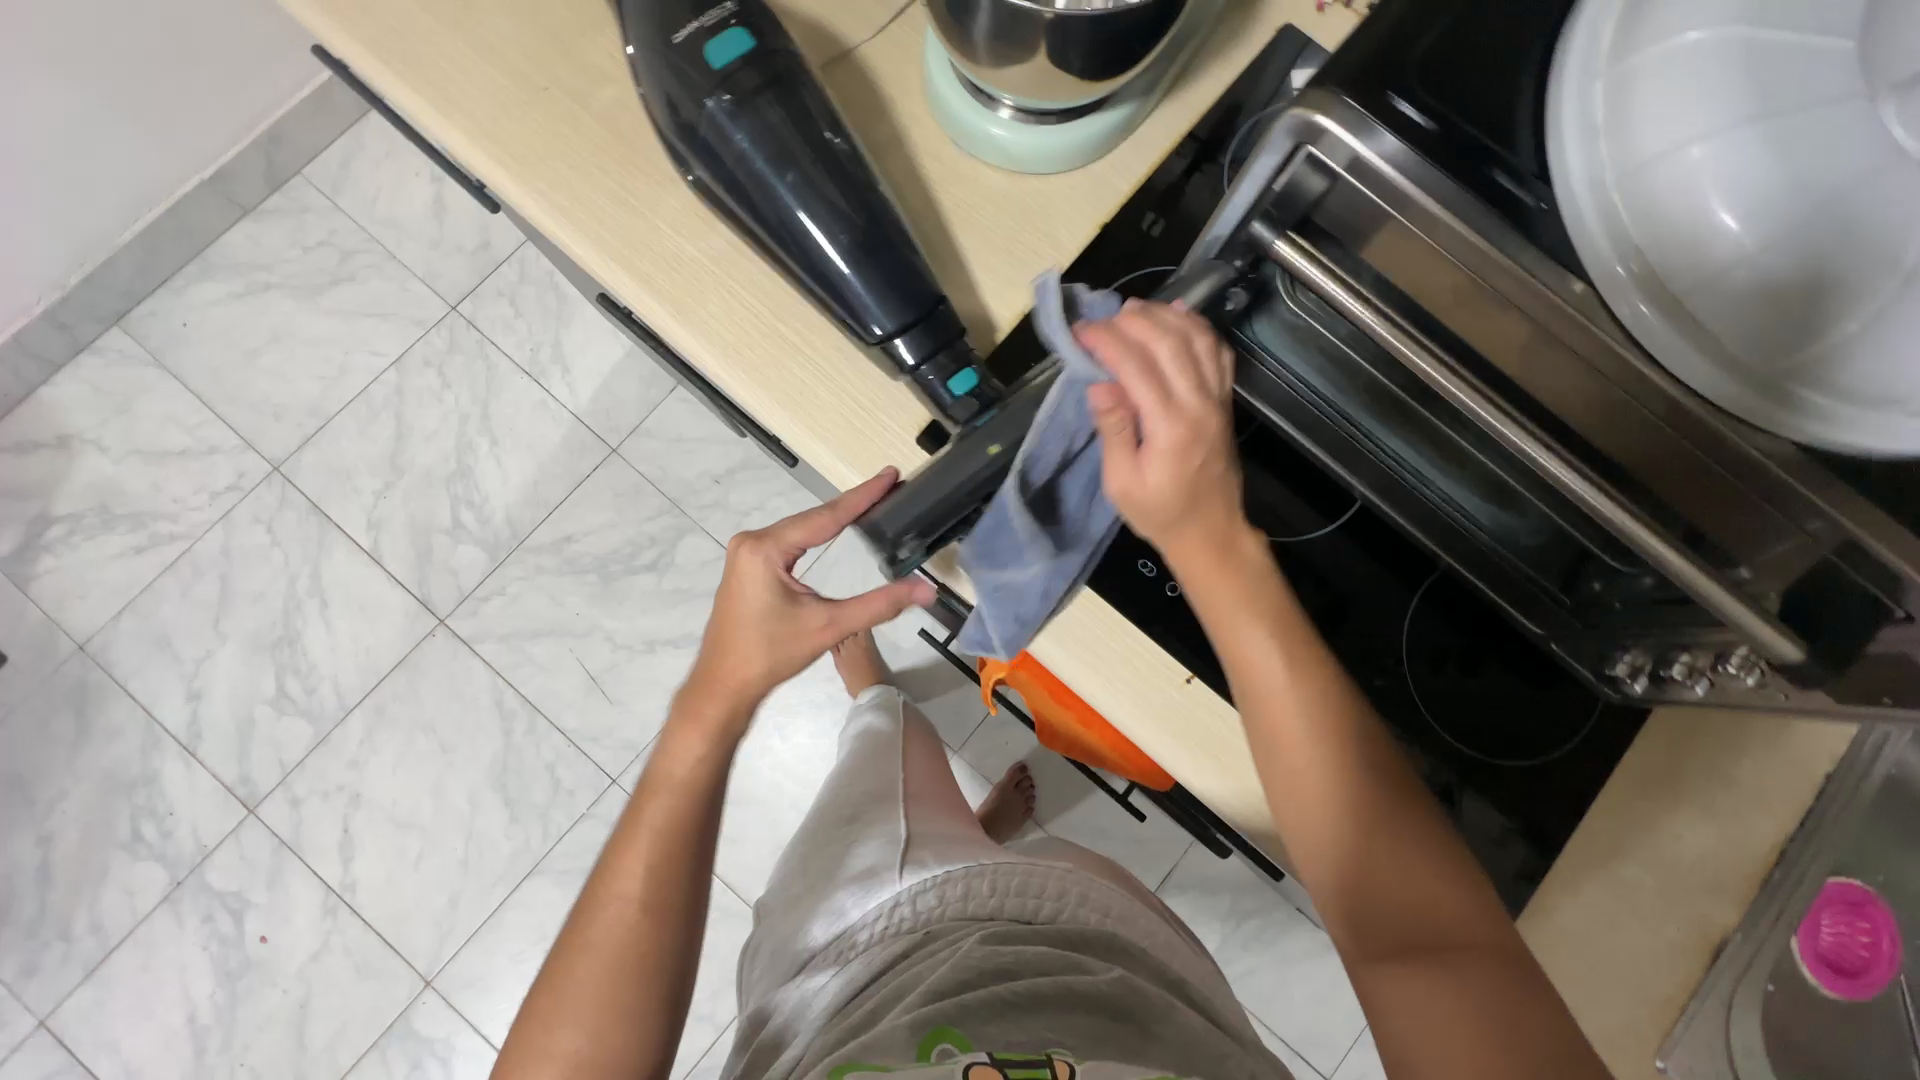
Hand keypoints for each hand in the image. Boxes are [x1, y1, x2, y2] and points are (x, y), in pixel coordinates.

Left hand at [680, 468, 936, 724]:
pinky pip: (790, 543)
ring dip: (834, 519)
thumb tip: (925, 591)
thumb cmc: (770, 655)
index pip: (825, 517)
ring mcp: (747, 553)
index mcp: (765, 548)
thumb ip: (879, 605)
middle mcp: (752, 542)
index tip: (890, 474)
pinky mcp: (748, 566)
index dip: (862, 496)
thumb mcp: (829, 626)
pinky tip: (835, 529)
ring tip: (871, 502)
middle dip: (852, 504)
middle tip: (889, 486)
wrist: (724, 685)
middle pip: (812, 519)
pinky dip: (816, 535)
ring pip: (801, 530)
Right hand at [1079, 299, 1248, 559]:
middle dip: (1133, 321)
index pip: (1136, 366)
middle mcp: (1198, 403)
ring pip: (1197, 339)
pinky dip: (1198, 326)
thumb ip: (1114, 430)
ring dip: (1165, 316)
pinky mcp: (1225, 400)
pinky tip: (1178, 313)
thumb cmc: (1159, 512)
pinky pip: (1217, 351)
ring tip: (1134, 310)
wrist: (1210, 531)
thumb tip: (1099, 384)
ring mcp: (1217, 398)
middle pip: (1169, 341)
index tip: (1081, 332)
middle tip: (1103, 319)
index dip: (1107, 341)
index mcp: (1169, 426)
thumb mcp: (1122, 483)